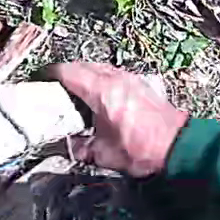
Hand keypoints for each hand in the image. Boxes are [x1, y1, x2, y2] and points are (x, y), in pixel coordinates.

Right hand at [47, 62, 188, 178]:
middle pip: (82, 65)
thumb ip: (81, 148)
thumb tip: (68, 145)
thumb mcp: (104, 155)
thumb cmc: (144, 150)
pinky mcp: (139, 83)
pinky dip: (100, 78)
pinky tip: (98, 96)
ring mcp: (129, 78)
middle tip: (53, 87)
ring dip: (84, 74)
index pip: (68, 72)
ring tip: (74, 91)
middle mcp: (115, 79)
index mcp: (101, 92)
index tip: (39, 80)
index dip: (50, 74)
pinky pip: (112, 73)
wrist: (180, 147)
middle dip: (65, 73)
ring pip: (98, 67)